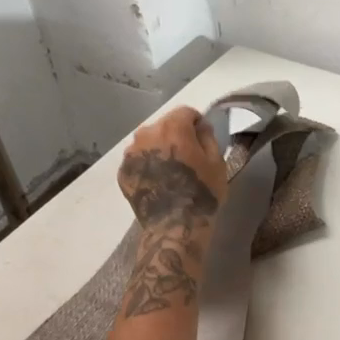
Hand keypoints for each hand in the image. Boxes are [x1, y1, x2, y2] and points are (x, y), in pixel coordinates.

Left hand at [117, 107, 226, 317]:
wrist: (174, 226)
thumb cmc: (201, 193)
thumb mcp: (217, 163)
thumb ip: (208, 138)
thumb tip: (200, 128)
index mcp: (172, 127)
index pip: (186, 112)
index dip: (197, 123)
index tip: (203, 139)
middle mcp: (146, 134)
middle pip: (164, 125)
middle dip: (176, 135)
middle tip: (188, 157)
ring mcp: (130, 153)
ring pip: (149, 142)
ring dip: (159, 150)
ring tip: (171, 172)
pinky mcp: (122, 172)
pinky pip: (138, 160)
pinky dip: (147, 165)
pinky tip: (158, 183)